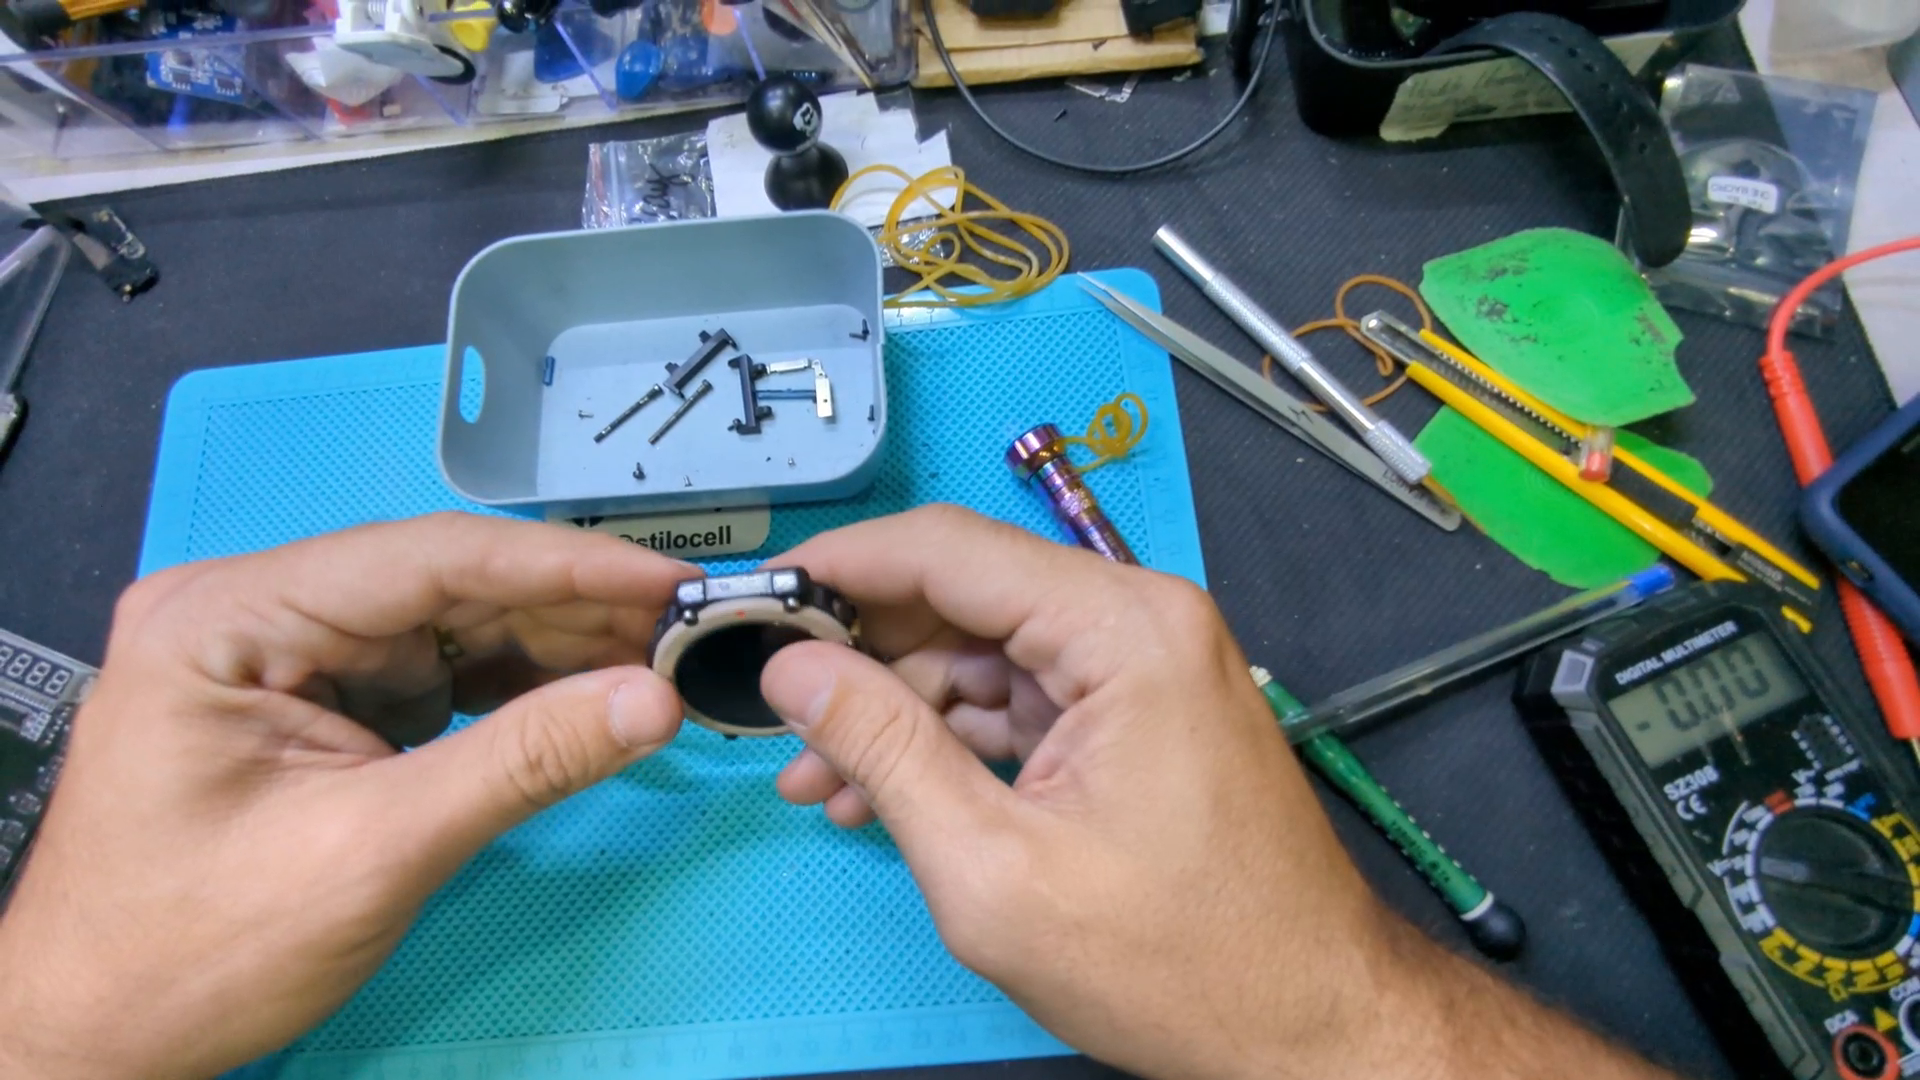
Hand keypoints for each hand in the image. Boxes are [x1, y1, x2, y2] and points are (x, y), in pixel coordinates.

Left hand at [0, 513, 688, 1079]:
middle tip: (691, 626)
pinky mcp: (365, 683)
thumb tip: (660, 701)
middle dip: (588, 605)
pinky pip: (480, 660)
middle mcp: (285, 606)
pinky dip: (552, 676)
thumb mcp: (377, 850)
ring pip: (487, 616)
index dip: (572, 565)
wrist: (104, 1042)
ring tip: (668, 654)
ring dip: (582, 638)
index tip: (674, 581)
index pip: (438, 558)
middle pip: (471, 580)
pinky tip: (611, 685)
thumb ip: (527, 761)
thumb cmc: (197, 952)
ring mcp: (327, 643)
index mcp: (240, 615)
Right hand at [759, 505, 1671, 1079]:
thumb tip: (791, 669)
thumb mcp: (994, 869)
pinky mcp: (1127, 701)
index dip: (843, 563)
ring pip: (980, 648)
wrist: (1315, 1028)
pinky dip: (948, 733)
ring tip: (815, 773)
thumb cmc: (1172, 963)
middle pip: (963, 592)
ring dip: (896, 705)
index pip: (949, 549)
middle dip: (861, 646)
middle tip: (773, 700)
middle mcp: (1133, 613)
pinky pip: (1016, 693)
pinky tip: (882, 787)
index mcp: (1120, 624)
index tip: (760, 594)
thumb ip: (884, 748)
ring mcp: (1134, 657)